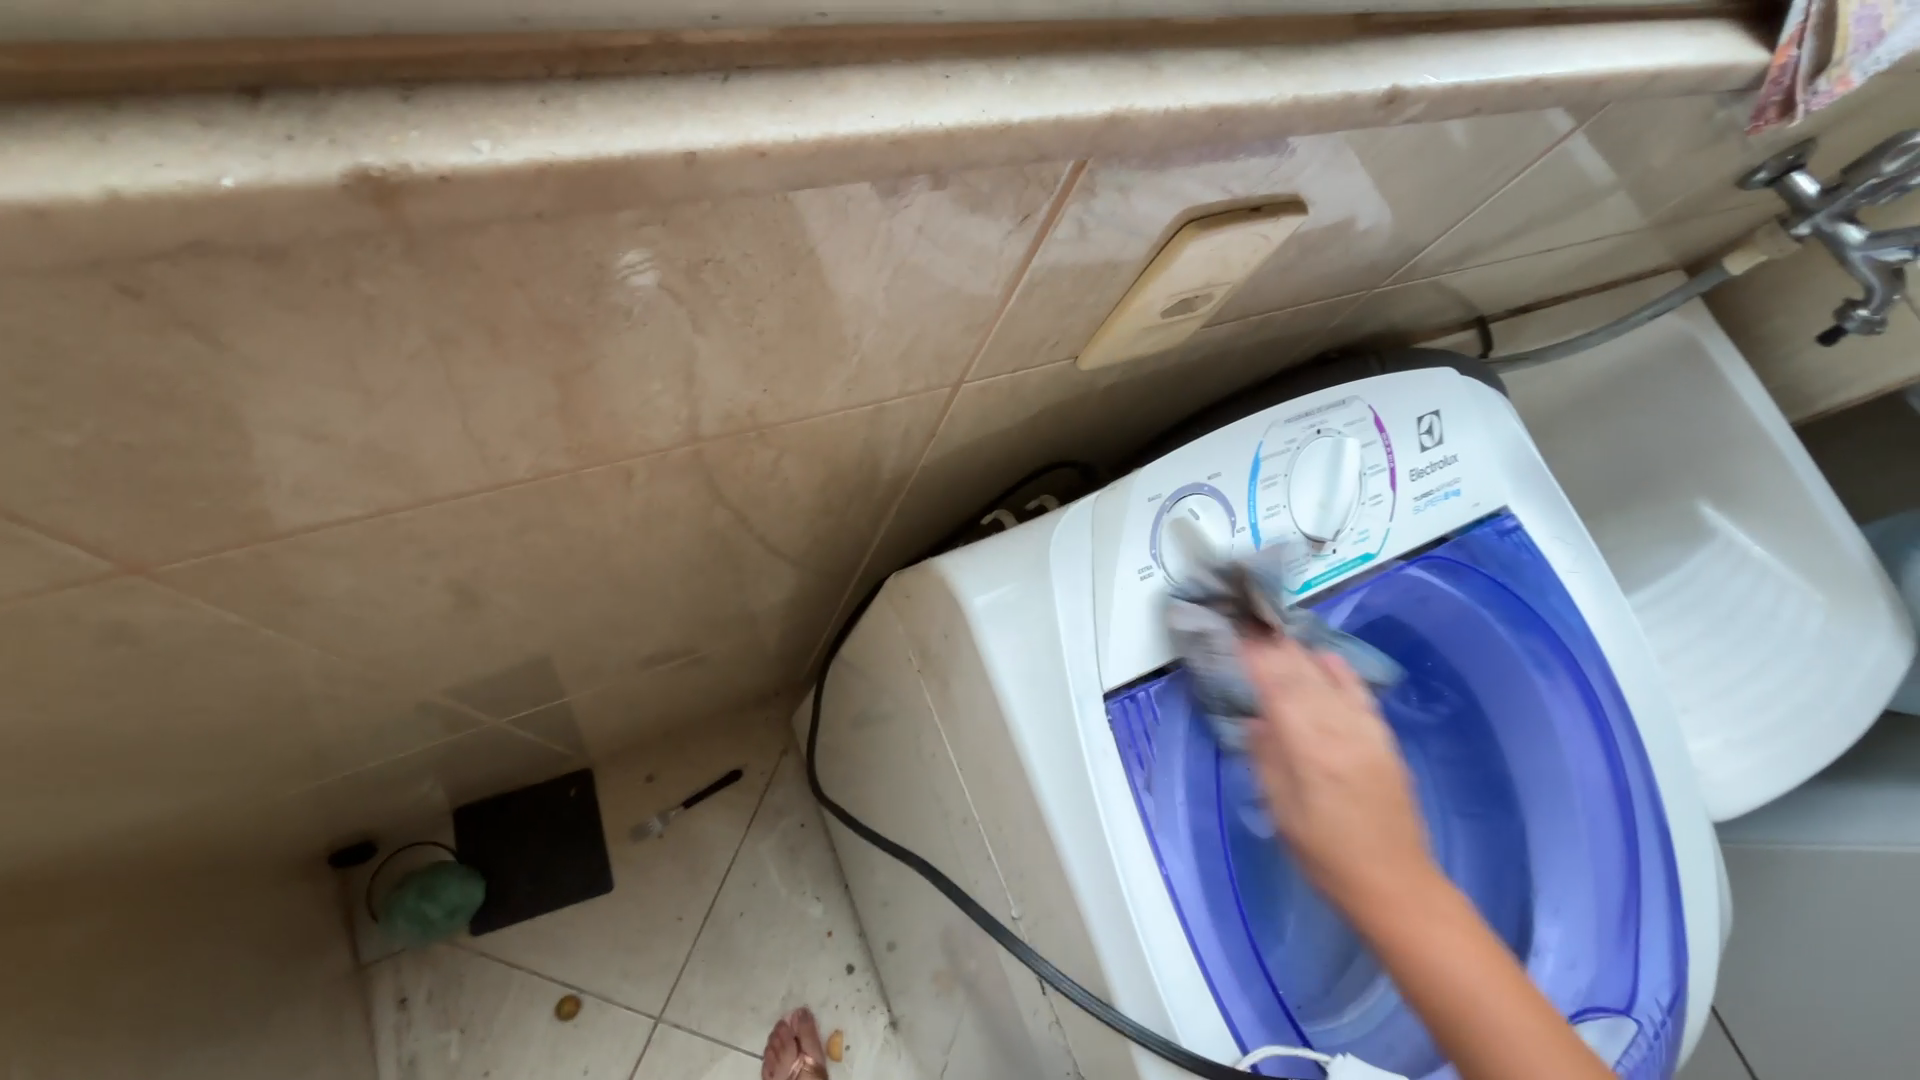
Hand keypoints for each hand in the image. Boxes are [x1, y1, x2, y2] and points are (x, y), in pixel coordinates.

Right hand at [1239, 631, 1440, 923]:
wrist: (1394, 883)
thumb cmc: (1325, 855)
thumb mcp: (1281, 811)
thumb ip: (1267, 759)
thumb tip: (1255, 720)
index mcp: (1309, 750)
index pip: (1277, 689)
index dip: (1255, 659)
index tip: (1233, 636)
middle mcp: (1340, 732)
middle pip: (1302, 677)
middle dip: (1273, 648)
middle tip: (1248, 625)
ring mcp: (1366, 733)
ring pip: (1329, 680)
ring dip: (1300, 654)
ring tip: (1275, 634)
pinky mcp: (1384, 740)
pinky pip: (1360, 695)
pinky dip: (1340, 671)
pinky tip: (1325, 657)